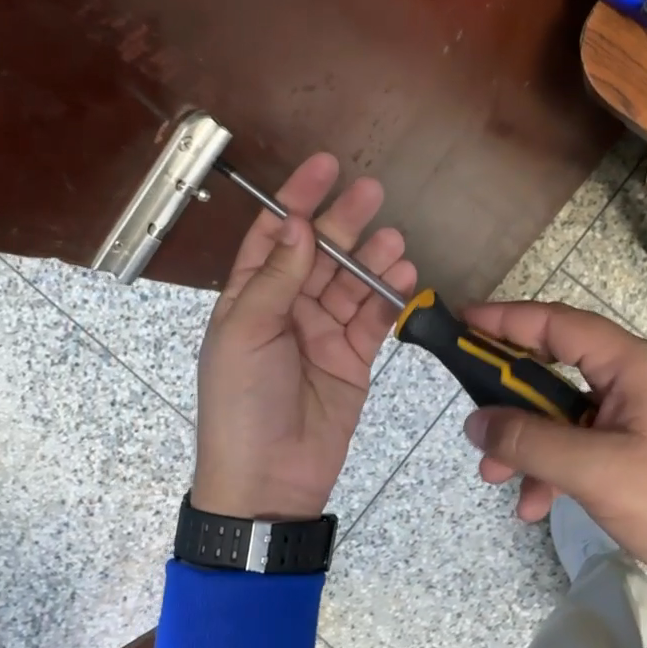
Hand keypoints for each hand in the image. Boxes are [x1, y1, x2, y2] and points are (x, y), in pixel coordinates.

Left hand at [192, 153, 417, 520]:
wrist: (269, 479)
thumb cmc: (242, 404)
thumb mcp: (245, 334)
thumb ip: (275, 279)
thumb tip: (299, 226)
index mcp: (249, 299)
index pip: (276, 238)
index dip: (297, 201)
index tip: (324, 168)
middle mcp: (286, 310)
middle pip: (319, 254)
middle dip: (343, 223)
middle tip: (372, 194)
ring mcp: (322, 335)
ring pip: (351, 283)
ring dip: (371, 258)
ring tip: (393, 239)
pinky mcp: (353, 360)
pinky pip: (373, 319)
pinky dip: (389, 297)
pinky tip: (404, 274)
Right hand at [457, 301, 646, 638]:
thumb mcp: (596, 471)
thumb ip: (530, 442)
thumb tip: (475, 423)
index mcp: (636, 367)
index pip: (560, 325)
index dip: (506, 320)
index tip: (461, 321)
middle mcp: (638, 383)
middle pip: (557, 372)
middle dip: (510, 402)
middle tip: (471, 420)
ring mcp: (640, 421)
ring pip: (565, 418)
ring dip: (528, 446)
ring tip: (495, 479)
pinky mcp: (641, 456)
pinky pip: (584, 449)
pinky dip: (555, 471)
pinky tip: (535, 505)